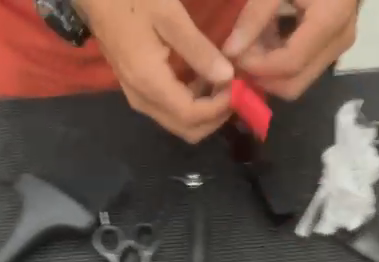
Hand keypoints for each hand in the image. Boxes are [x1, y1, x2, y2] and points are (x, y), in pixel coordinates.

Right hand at [79, 0, 234, 141]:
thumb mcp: (169, 16)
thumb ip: (199, 50)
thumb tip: (227, 77)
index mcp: (150, 84)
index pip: (191, 116)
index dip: (219, 108)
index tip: (240, 88)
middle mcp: (143, 101)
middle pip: (186, 129)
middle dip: (215, 117)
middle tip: (236, 91)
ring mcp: (138, 97)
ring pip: (179, 123)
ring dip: (205, 112)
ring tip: (225, 84)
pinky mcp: (138, 90)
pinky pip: (169, 110)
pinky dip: (192, 103)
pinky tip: (204, 80)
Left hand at [224, 0, 360, 99]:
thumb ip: (255, 15)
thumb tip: (230, 52)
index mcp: (330, 20)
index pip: (290, 64)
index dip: (258, 67)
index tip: (233, 55)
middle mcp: (339, 41)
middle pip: (293, 84)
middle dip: (262, 77)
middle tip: (240, 54)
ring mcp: (337, 47)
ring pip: (296, 82)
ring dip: (268, 71)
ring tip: (252, 43)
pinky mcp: (332, 48)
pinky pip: (300, 70)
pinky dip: (278, 62)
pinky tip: (267, 38)